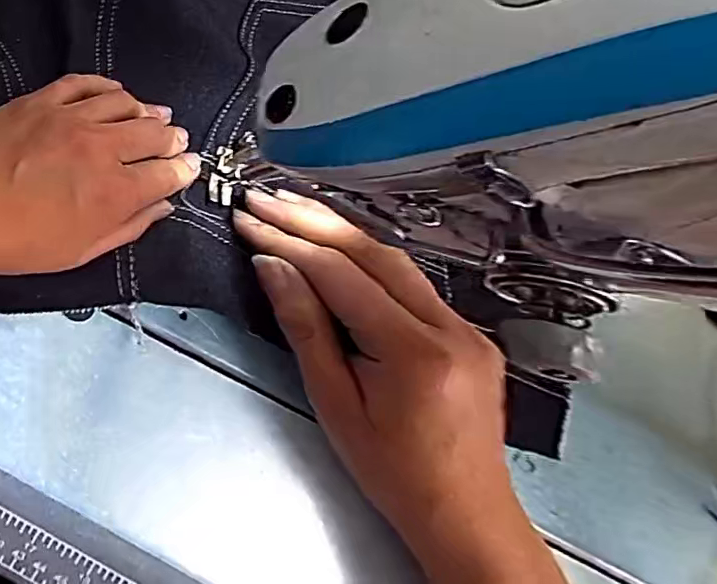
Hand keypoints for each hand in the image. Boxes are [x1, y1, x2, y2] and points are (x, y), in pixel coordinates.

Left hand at [0, 74, 199, 277]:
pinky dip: (109, 87)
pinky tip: (116, 93)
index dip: (183, 169)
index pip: (167, 172)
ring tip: (155, 115)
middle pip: (154, 132)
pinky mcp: (43, 99)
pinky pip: (87, 84)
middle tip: (177, 140)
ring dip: (147, 110)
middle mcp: (101, 148)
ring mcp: (71, 117)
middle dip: (172, 137)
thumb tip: (161, 207)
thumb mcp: (76, 253)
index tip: (189, 166)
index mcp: (113, 192)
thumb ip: (126, 227)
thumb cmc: (11, 243)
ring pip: (126, 103)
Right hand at [234, 189, 564, 583]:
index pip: (339, 275)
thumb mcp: (335, 404)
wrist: (467, 518)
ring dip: (336, 228)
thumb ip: (304, 327)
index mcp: (416, 353)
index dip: (288, 242)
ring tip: (290, 206)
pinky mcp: (465, 328)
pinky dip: (363, 253)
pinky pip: (407, 277)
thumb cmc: (395, 474)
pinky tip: (334, 240)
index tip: (248, 222)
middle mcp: (449, 328)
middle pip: (369, 252)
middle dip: (309, 219)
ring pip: (391, 257)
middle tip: (263, 199)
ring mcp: (464, 326)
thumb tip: (271, 265)